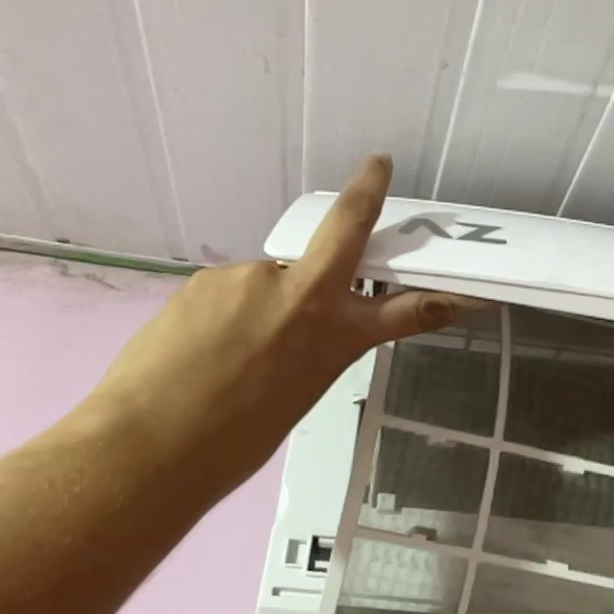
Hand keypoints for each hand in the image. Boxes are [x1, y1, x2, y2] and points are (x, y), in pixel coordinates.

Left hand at [64, 155, 483, 496]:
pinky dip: (223, 315)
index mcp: (335, 340)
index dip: (438, 290)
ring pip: (268, 281)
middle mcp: (304, 295)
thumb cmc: (229, 446)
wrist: (150, 444)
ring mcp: (254, 277)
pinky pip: (229, 292)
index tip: (464, 282)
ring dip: (259, 304)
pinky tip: (199, 350)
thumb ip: (306, 352)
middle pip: (344, 229)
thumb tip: (290, 332)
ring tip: (225, 354)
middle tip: (376, 166)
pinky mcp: (210, 277)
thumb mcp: (294, 398)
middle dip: (365, 192)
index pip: (404, 309)